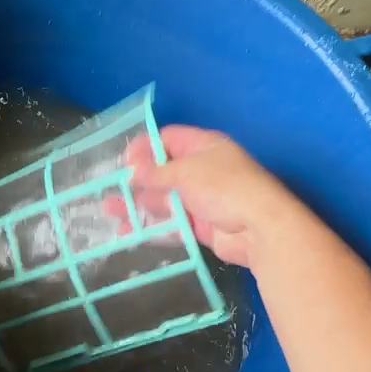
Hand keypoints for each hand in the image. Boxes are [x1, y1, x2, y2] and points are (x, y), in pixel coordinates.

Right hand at [124, 126, 308, 267]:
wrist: (260, 229)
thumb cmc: (224, 188)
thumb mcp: (187, 172)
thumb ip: (157, 173)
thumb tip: (132, 170)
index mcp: (203, 147)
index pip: (169, 139)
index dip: (145, 147)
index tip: (123, 162)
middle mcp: (202, 170)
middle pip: (163, 172)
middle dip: (136, 180)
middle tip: (110, 189)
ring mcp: (202, 199)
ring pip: (164, 200)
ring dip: (138, 205)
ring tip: (111, 211)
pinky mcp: (201, 226)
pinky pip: (171, 224)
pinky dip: (151, 228)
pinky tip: (129, 233)